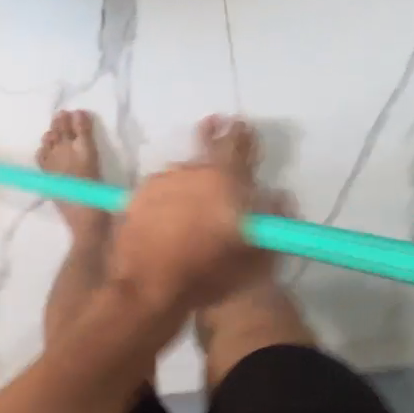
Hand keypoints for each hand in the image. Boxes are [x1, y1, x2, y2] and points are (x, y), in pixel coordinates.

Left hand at [109, 116, 284, 312]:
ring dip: (189, 178)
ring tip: (193, 195)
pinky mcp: (134, 198)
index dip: (243, 134)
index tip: (242, 125)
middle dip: (213, 143)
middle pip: (205, 152)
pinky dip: (167, 195)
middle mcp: (190, 173)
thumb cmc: (208, 274)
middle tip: (215, 128)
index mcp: (225, 180)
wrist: (149, 288)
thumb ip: (273, 222)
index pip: (237, 143)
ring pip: (180, 172)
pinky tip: (170, 211)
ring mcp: (158, 184)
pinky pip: (159, 189)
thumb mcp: (257, 256)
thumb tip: (278, 198)